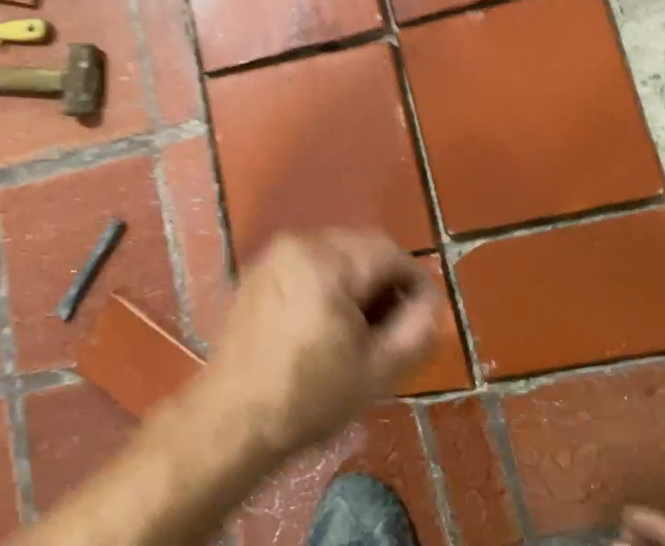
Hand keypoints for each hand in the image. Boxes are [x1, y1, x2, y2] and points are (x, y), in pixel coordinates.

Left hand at [194, 232, 439, 458]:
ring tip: (358, 333)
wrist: (233, 419)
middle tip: (390, 330)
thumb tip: (431, 301)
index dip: (413, 283)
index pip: (390, 251)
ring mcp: (271, 257)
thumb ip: (417, 328)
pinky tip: (324, 329)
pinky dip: (324, 287)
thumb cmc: (309, 397)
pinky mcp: (256, 275)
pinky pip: (305, 267)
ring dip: (354, 285)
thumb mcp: (378, 370)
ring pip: (333, 256)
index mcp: (327, 260)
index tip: (420, 321)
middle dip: (382, 283)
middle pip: (360, 248)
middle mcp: (298, 244)